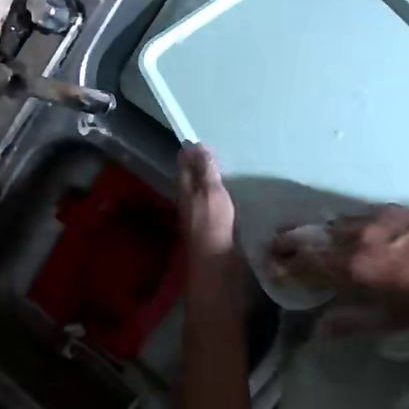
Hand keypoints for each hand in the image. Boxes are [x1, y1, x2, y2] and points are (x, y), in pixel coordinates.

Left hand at [175, 144, 244, 307]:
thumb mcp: (211, 193)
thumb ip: (206, 171)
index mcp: (186, 193)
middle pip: (188, 181)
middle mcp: (188, 205)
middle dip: (194, 166)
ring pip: (197, 194)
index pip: (183, 167)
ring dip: (204, 181)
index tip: (194, 140)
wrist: (216, 268)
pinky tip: (225, 198)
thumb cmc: (213, 227)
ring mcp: (197, 220)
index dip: (187, 154)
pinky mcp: (210, 231)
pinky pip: (209, 206)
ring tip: (217, 170)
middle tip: (207, 151)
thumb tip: (198, 146)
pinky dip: (214, 196)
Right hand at [266, 206, 408, 327]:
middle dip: (288, 241)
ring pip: (329, 222)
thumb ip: (352, 321)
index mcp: (356, 266)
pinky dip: (333, 224)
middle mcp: (357, 235)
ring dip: (308, 230)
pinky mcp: (391, 209)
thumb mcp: (396, 318)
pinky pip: (350, 215)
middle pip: (311, 235)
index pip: (306, 262)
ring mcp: (374, 218)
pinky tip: (334, 230)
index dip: (284, 265)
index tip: (270, 268)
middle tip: (272, 248)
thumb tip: (319, 329)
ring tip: (294, 237)